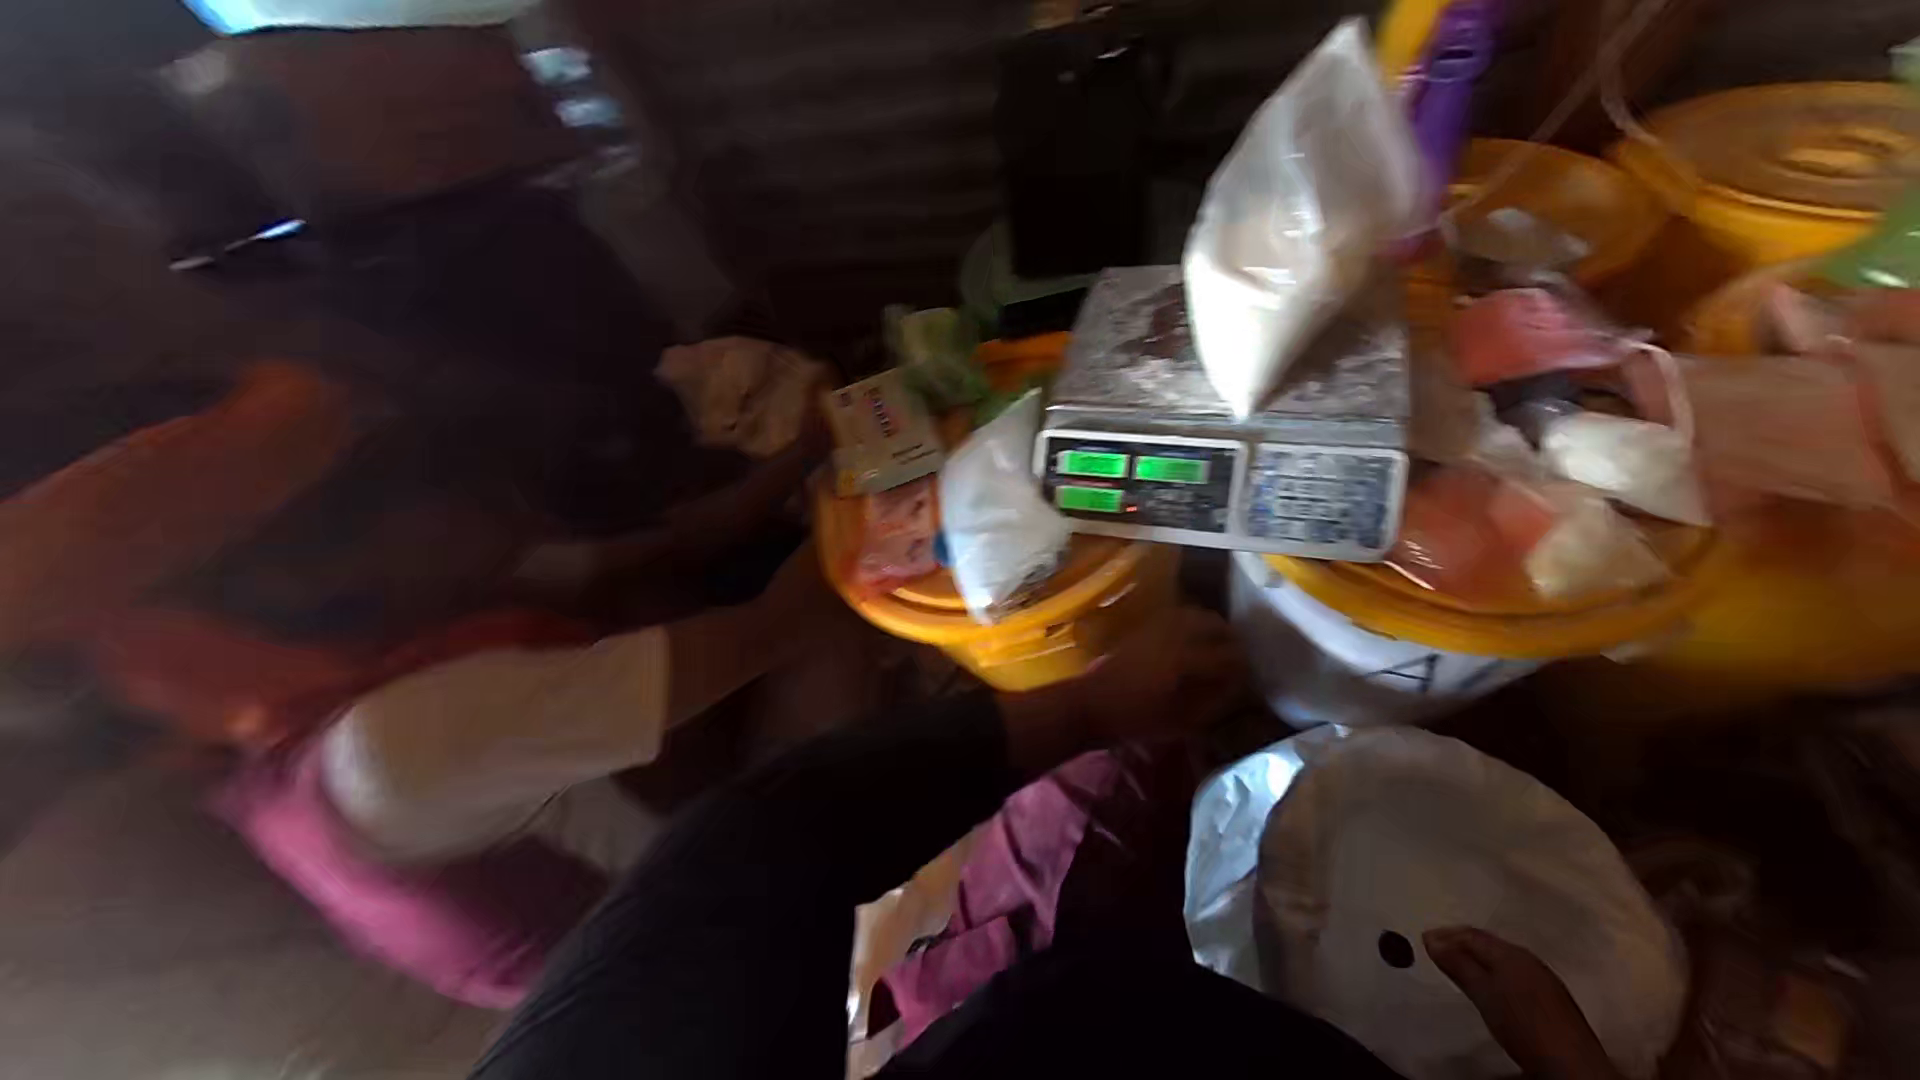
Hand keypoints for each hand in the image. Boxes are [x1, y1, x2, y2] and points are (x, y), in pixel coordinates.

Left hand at [1077, 607, 1249, 743]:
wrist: (1091, 705)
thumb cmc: (1135, 719)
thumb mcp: (1181, 721)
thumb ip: (1214, 702)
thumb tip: (1237, 687)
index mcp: (1185, 659)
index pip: (1228, 655)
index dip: (1243, 666)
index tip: (1249, 678)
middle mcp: (1173, 635)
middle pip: (1215, 624)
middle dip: (1231, 639)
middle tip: (1238, 658)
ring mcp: (1156, 627)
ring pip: (1195, 614)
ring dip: (1212, 626)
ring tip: (1218, 646)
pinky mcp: (1144, 627)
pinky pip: (1176, 615)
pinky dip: (1192, 622)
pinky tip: (1193, 641)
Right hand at [1424, 927, 1623, 1079]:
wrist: (1573, 1068)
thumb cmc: (1521, 1024)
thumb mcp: (1482, 993)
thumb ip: (1457, 964)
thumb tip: (1431, 939)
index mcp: (1509, 952)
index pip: (1470, 934)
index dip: (1445, 934)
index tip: (1423, 940)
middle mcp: (1527, 959)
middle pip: (1486, 943)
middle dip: (1460, 944)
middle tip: (1437, 951)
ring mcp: (1543, 978)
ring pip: (1501, 959)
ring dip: (1477, 959)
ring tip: (1458, 968)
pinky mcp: (1553, 999)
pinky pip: (1514, 973)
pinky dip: (1494, 972)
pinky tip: (1489, 986)